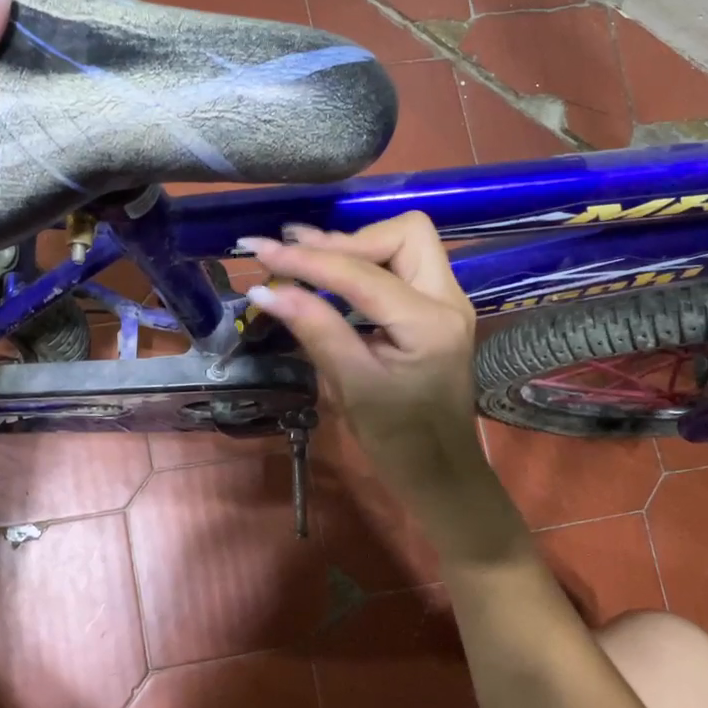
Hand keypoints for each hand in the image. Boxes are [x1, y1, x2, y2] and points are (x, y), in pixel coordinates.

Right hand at [240, 214, 491, 508]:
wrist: (441, 473)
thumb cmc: (397, 441)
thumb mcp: (351, 386)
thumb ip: (315, 329)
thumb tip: (266, 290)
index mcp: (429, 323)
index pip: (361, 274)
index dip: (307, 260)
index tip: (260, 251)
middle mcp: (447, 299)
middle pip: (400, 234)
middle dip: (343, 240)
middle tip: (291, 254)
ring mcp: (446, 302)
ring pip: (403, 243)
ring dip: (353, 247)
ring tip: (299, 253)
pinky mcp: (435, 310)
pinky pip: (401, 266)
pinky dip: (363, 263)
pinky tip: (326, 273)